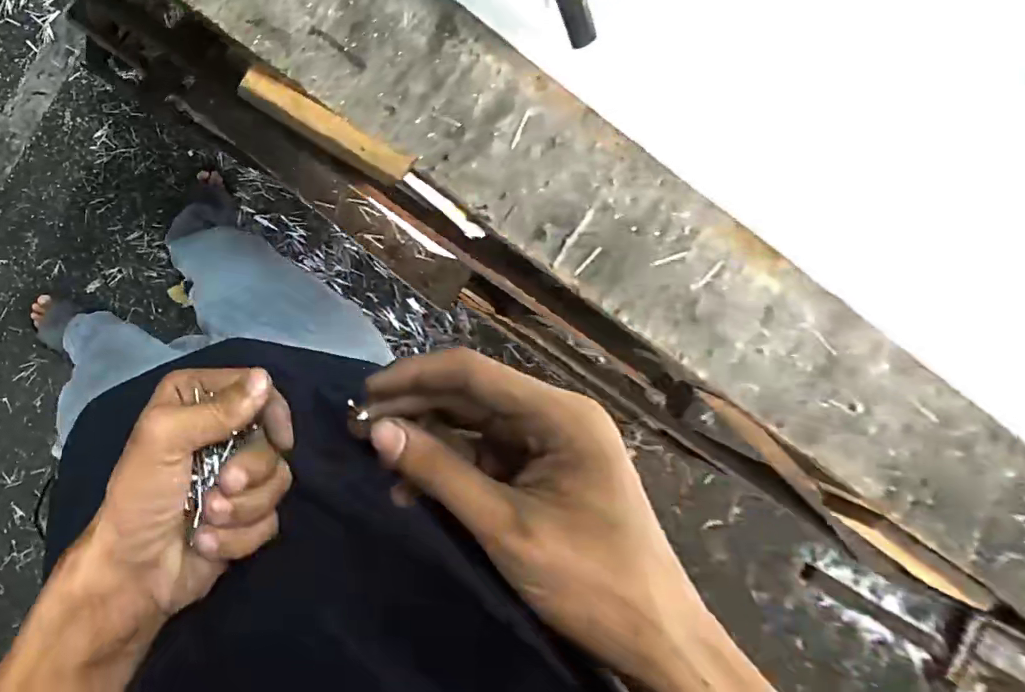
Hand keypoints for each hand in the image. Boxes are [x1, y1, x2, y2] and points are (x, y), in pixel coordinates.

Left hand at [0, 367, 292, 689]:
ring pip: (276, 481)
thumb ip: (216, 410)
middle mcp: (218, 428)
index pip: (254, 386)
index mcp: (194, 397)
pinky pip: (269, 520)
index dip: (271, 411)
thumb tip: (264, 379)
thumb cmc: (141, 492)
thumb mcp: (166, 438)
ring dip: (241, 508)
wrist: (134, 569)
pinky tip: (206, 542)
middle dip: (248, 471)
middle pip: (270, 439)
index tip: (279, 440)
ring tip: (206, 517)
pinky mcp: (243, 517)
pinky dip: (238, 536)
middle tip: (221, 485)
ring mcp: (233, 474)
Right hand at [362, 348, 770, 691]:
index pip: (470, 373)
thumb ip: (439, 472)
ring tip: (381, 459)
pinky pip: (478, 452)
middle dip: (411, 409)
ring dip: (423, 439)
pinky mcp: (539, 469)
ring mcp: (547, 443)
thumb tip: (375, 430)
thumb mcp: (506, 527)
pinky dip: (444, 465)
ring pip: (466, 422)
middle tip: (361, 427)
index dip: (411, 376)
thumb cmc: (593, 584)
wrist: (664, 650)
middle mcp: (553, 416)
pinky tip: (412, 485)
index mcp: (560, 415)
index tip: (366, 394)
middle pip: (465, 394)